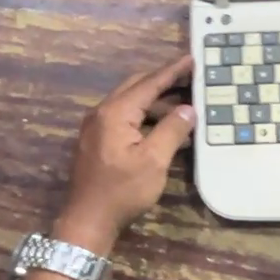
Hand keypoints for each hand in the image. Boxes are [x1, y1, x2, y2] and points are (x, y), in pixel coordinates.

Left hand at [54, 54, 196, 252]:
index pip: (149, 83)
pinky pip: (124, 117)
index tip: (192, 58)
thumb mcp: (154, 161)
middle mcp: (102, 112)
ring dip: (156, 102)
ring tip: (184, 105)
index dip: (172, 71)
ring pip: (130, 103)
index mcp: (115, 112)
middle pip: (136, 87)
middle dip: (163, 81)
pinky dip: (145, 116)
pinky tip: (163, 126)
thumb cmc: (122, 191)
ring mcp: (96, 126)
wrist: (87, 220)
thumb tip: (189, 109)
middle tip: (190, 79)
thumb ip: (172, 130)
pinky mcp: (96, 140)